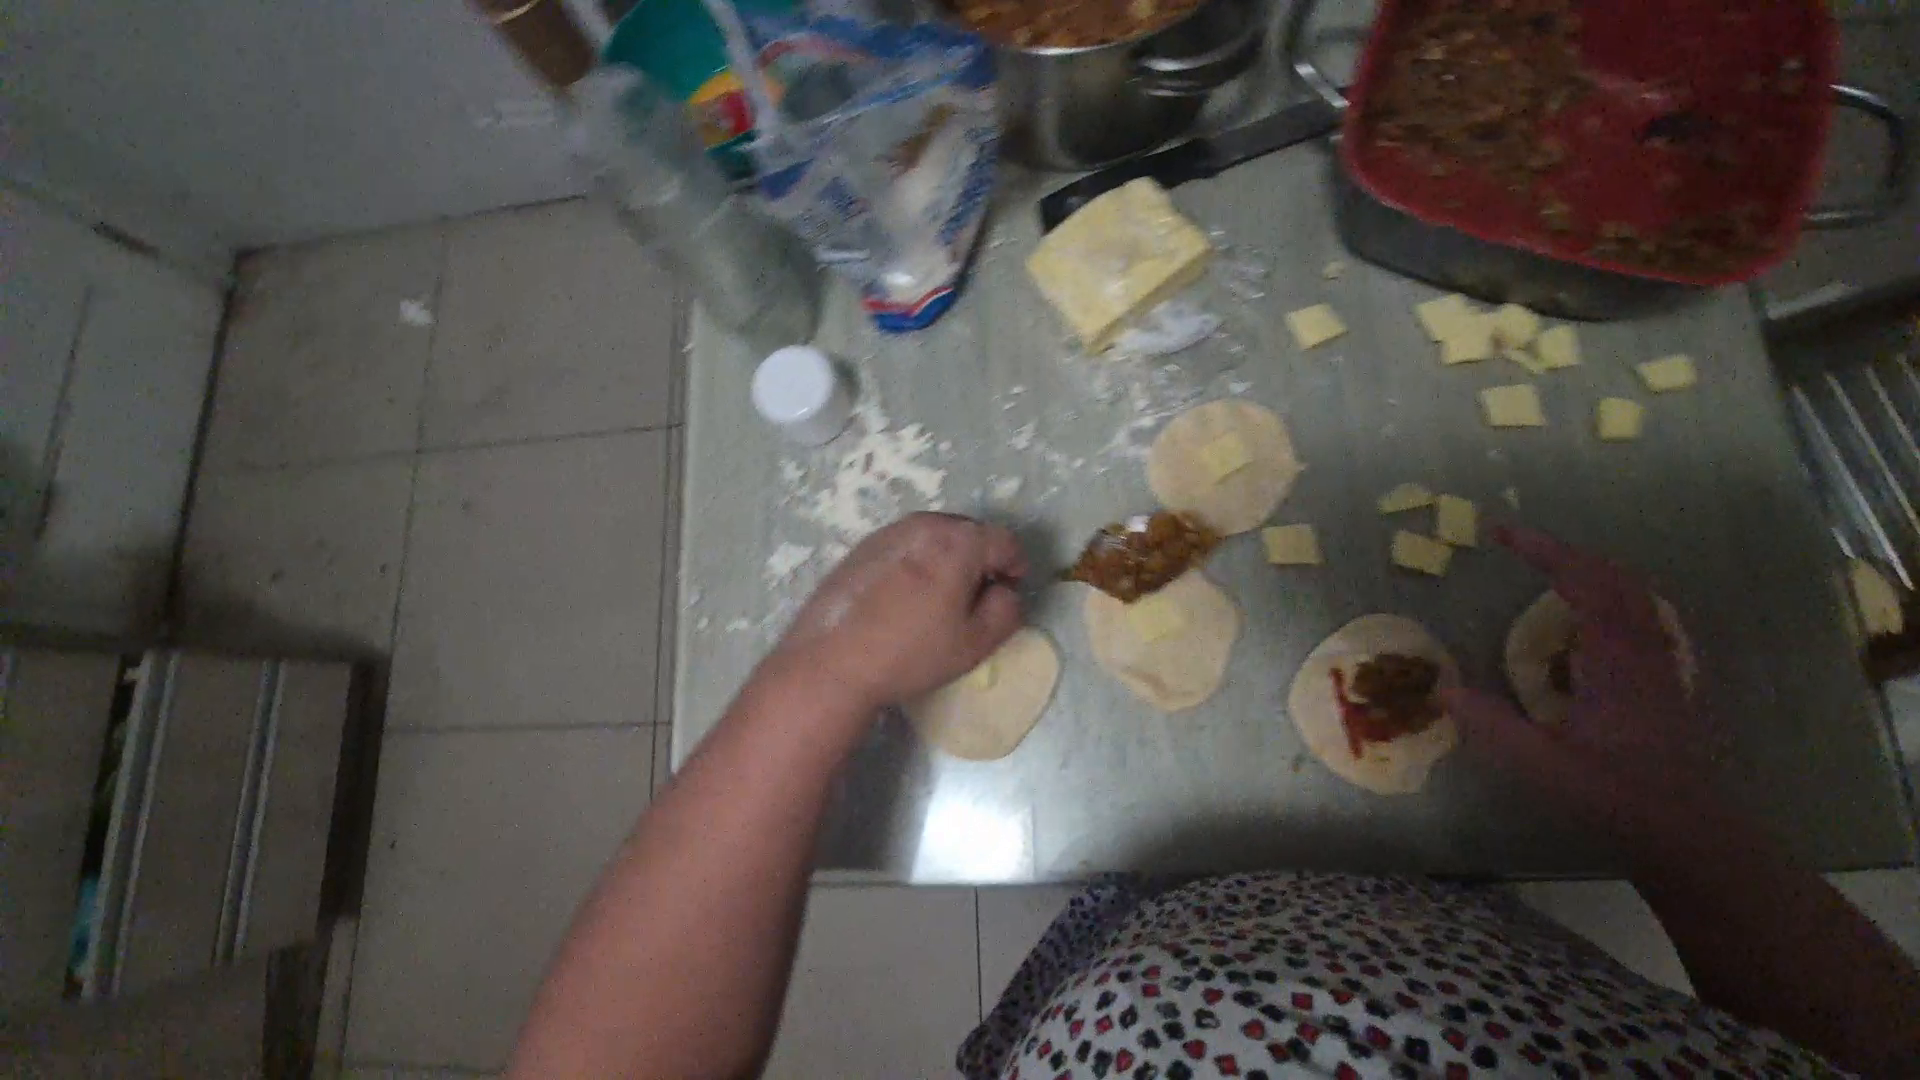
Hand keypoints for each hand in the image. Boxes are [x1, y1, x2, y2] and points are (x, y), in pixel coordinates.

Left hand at [760, 513, 1028, 712]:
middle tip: (977, 597)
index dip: (1015, 566)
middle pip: (969, 532)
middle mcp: (923, 525)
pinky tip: (906, 598)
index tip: (1010, 592)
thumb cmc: (910, 653)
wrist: (831, 662)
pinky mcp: (862, 547)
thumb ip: (1007, 610)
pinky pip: (906, 546)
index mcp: (956, 542)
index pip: (1004, 540)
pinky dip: (918, 562)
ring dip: (948, 559)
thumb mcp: (974, 643)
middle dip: (981, 559)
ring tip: (942, 598)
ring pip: (935, 536)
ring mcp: (888, 533)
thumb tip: (1005, 591)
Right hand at [1445, 526, 1718, 835]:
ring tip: (1547, 570)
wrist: (1691, 834)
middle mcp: (1643, 652)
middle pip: (1616, 578)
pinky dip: (1606, 598)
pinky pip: (1637, 618)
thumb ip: (1489, 724)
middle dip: (1566, 551)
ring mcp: (1660, 666)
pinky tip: (1580, 620)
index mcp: (1614, 660)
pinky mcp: (1662, 682)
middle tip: (1518, 545)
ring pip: (1634, 596)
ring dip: (1590, 572)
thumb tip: (1440, 689)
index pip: (1586, 582)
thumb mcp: (1540, 764)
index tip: (1501, 534)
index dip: (1544, 550)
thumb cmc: (1615, 795)